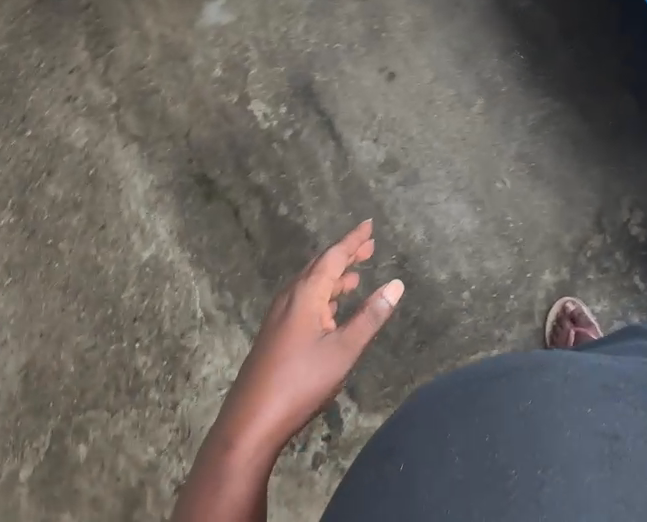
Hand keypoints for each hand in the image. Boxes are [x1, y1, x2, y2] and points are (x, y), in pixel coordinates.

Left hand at [217, 219, 404, 455]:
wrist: (251, 422)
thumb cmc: (300, 382)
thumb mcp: (343, 351)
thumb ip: (370, 317)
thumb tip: (396, 284)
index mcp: (306, 294)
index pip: (334, 256)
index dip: (353, 240)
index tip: (369, 225)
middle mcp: (290, 298)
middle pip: (321, 266)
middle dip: (345, 255)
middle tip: (369, 246)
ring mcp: (280, 316)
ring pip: (311, 285)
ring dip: (335, 276)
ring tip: (356, 275)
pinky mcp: (276, 334)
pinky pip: (304, 301)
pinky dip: (323, 294)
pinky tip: (332, 308)